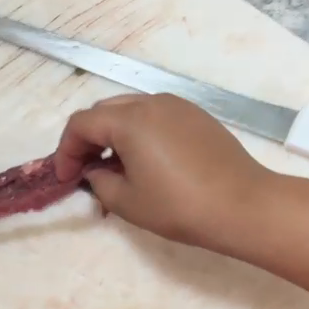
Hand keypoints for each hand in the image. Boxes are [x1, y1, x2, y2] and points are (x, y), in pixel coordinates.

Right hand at [54, 95, 278, 245]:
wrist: (243, 204)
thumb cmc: (180, 206)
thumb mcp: (128, 201)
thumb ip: (99, 181)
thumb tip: (95, 170)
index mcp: (130, 120)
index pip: (82, 124)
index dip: (66, 151)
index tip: (65, 178)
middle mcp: (153, 103)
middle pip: (106, 111)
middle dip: (89, 138)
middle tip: (86, 171)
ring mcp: (180, 106)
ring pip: (132, 110)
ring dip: (115, 133)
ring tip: (116, 168)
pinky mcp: (199, 116)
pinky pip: (158, 115)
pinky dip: (141, 131)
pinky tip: (147, 161)